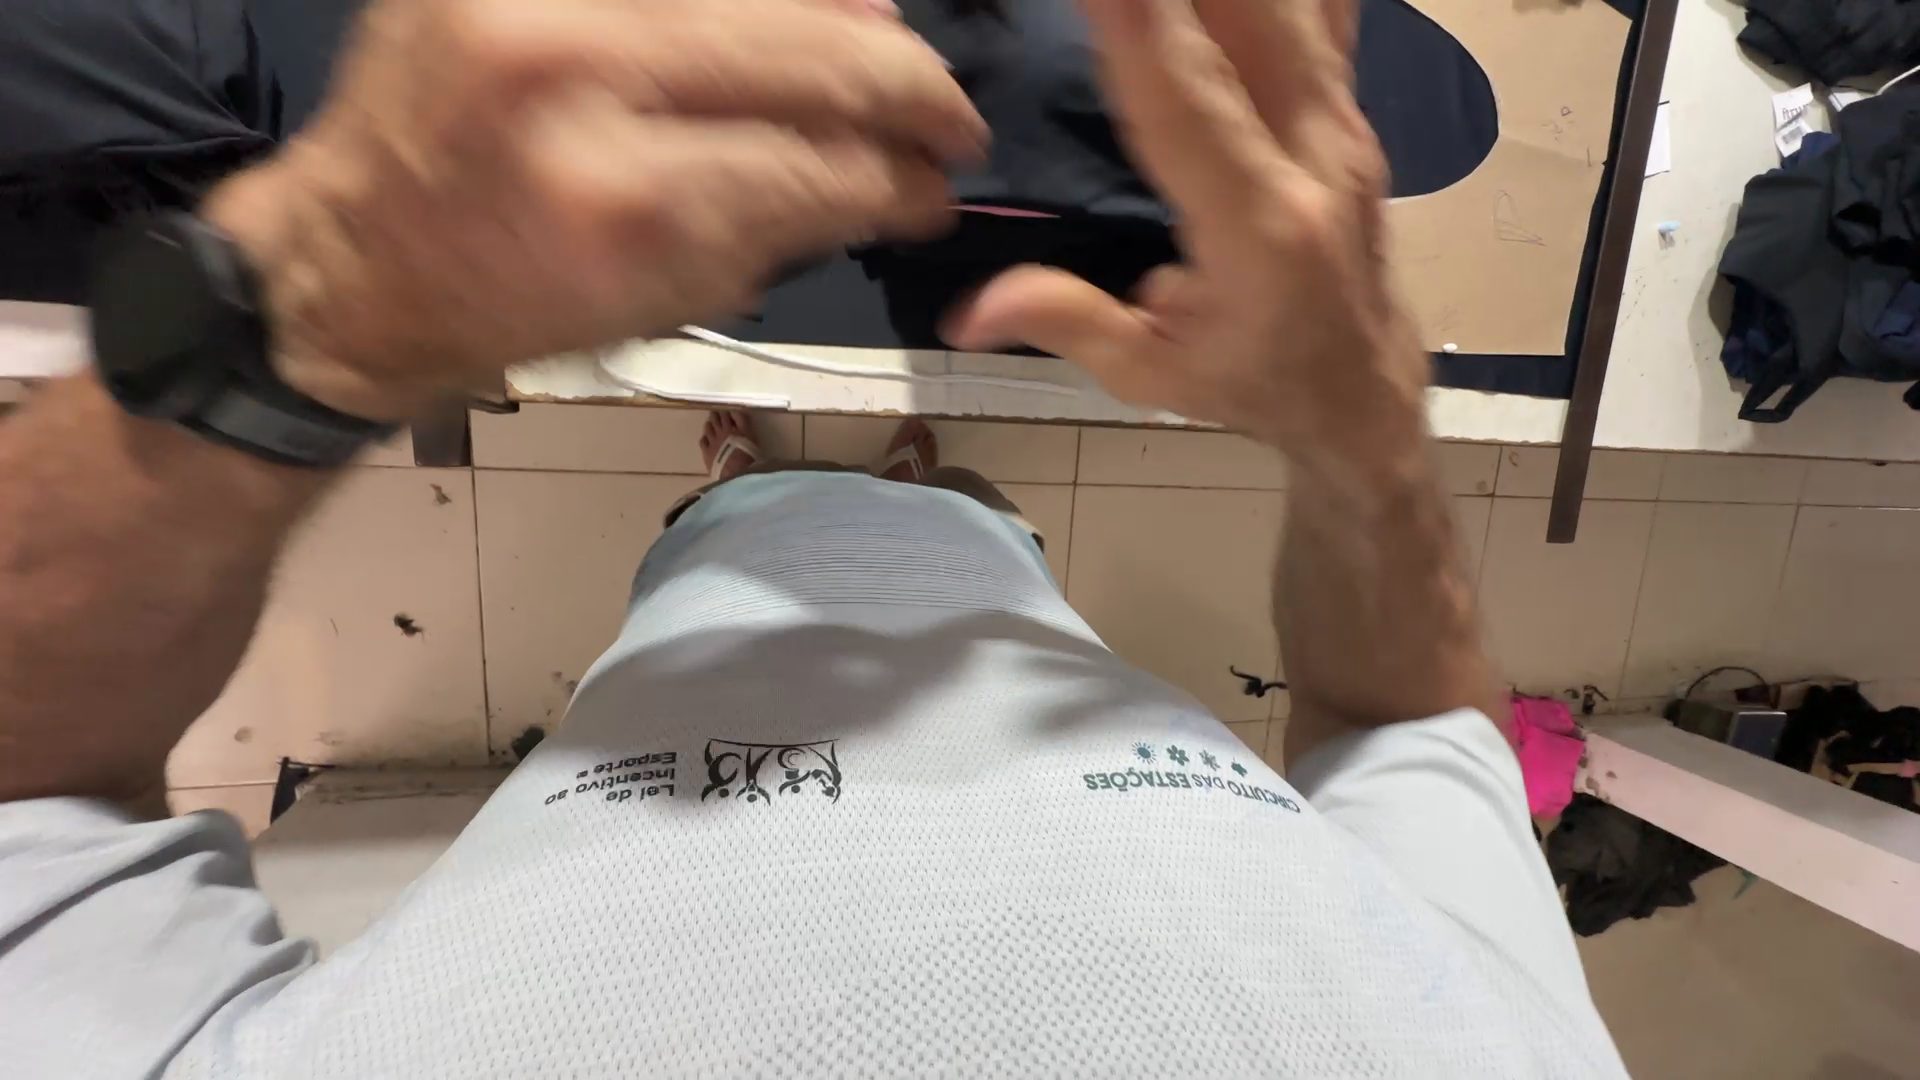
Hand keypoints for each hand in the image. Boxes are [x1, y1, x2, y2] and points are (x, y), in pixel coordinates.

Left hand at [204, 0, 985, 421]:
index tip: (940, 195)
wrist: (366, 257)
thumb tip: (876, 185)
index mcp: (625, 202)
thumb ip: (779, 235)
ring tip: (907, 64)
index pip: (814, 172)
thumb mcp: (669, 306)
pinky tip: (832, 8)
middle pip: (800, 55)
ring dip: (855, 25)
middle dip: (907, 90)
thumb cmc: (524, 310)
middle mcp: (583, 74)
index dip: (897, 183)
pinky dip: (773, 2)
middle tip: (957, 124)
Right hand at [941, 0, 1422, 465]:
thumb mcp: (1152, 374)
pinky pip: (1323, 4)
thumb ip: (1068, 325)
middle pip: (1254, 12)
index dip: (1139, 21)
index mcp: (1258, 230)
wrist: (1358, 385)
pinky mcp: (1352, 107)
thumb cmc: (1251, 384)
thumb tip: (966, 314)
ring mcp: (1344, 120)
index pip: (1186, 101)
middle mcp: (1313, 154)